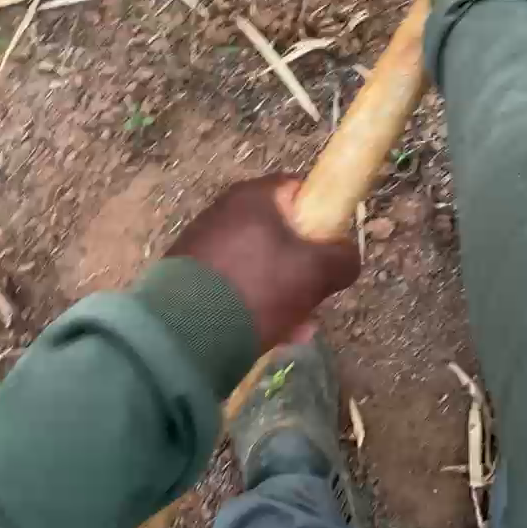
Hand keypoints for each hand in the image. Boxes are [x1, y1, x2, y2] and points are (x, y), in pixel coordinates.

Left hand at [167, 175, 360, 349]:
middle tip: (315, 299)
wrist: (179, 337)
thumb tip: (346, 258)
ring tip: (296, 331)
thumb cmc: (257, 288)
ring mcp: (201, 244)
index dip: (325, 217)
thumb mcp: (315, 273)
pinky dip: (254, 306)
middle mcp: (224, 211)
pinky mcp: (185, 278)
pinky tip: (268, 337)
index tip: (332, 250)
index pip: (302, 190)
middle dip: (304, 268)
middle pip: (282, 233)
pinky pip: (235, 286)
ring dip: (283, 294)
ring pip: (260, 264)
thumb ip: (343, 258)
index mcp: (254, 196)